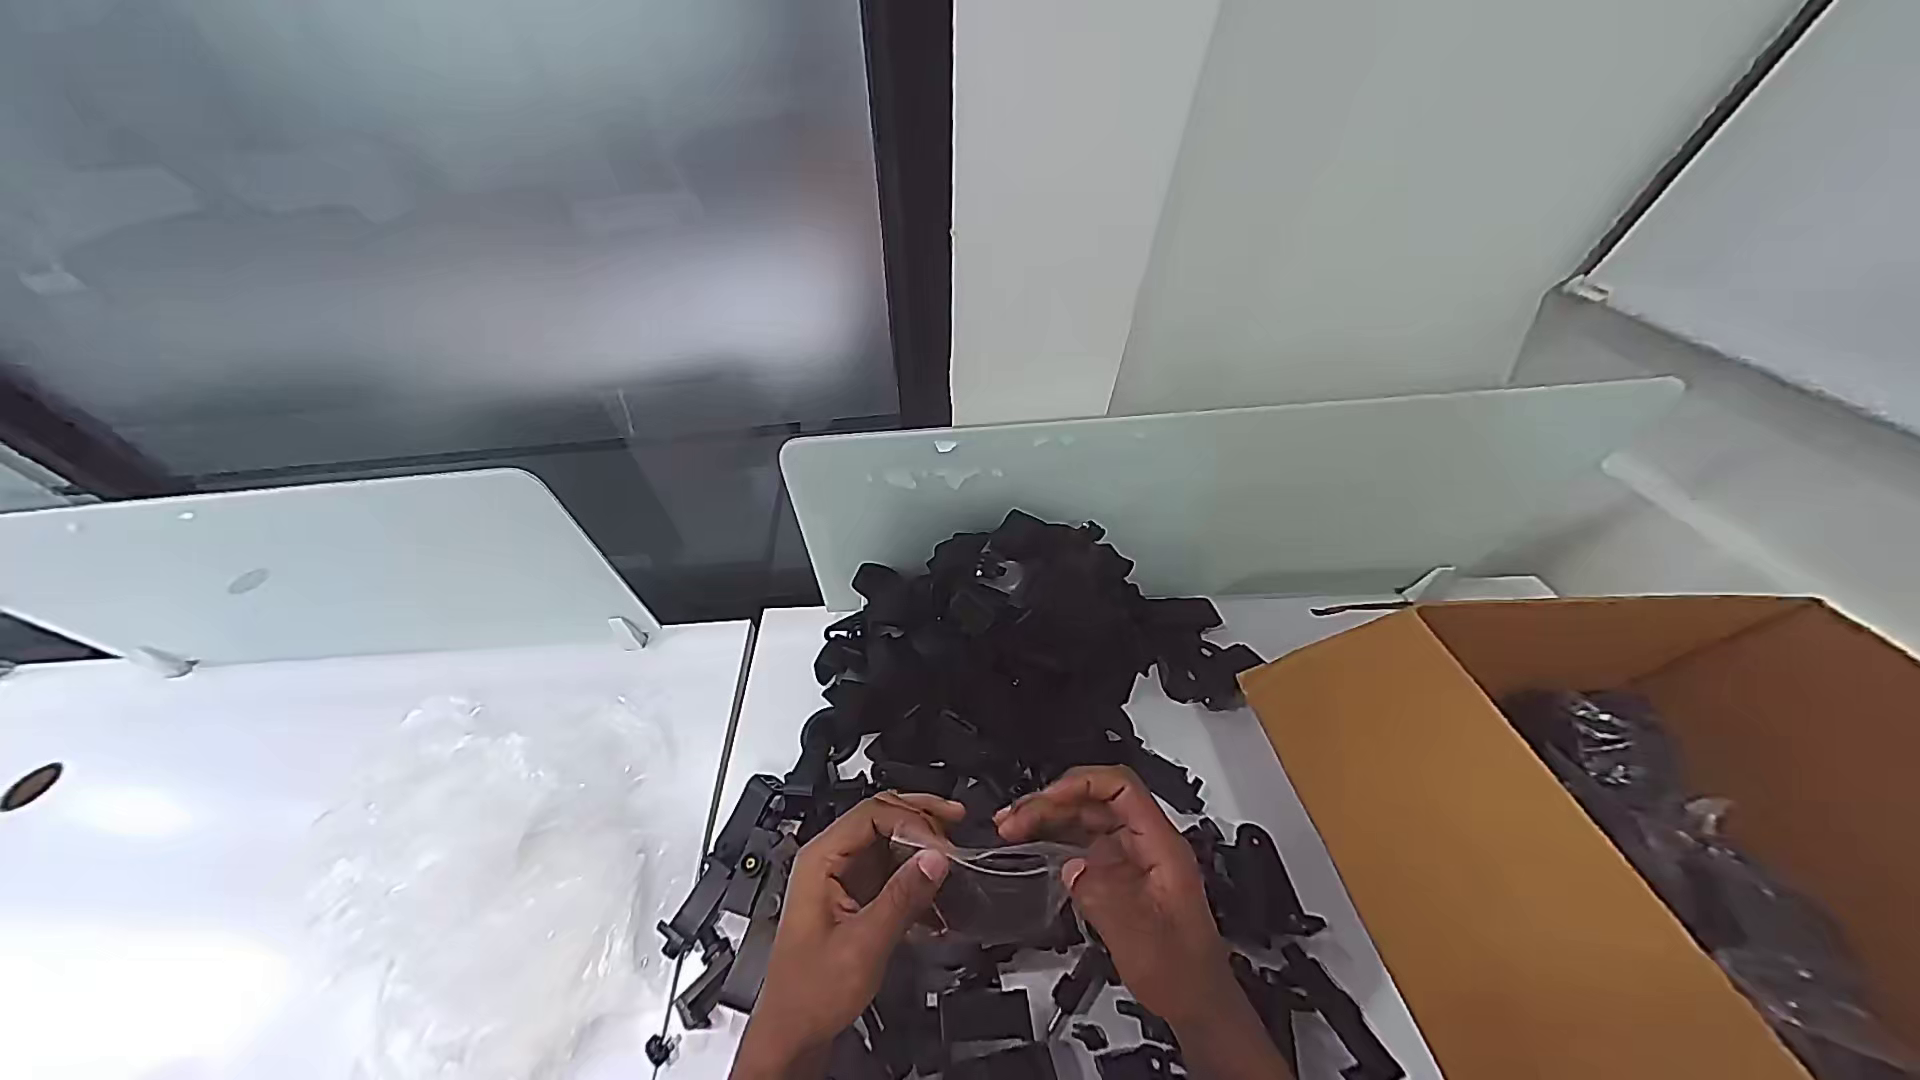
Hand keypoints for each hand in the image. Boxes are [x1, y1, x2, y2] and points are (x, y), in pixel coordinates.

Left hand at [732, 792, 961, 1079]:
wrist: (794, 1035)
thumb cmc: (807, 995)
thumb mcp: (861, 946)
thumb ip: (901, 898)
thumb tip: (935, 858)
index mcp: (820, 859)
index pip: (872, 814)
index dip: (911, 821)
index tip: (941, 845)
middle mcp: (831, 859)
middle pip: (882, 815)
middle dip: (921, 816)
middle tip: (954, 820)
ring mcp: (845, 875)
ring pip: (891, 837)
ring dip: (923, 841)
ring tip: (953, 848)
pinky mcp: (859, 893)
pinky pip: (893, 864)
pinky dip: (918, 868)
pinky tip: (939, 884)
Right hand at [997, 766, 1292, 1078]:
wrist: (1197, 1005)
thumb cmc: (1184, 975)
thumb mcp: (1142, 942)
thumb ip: (1104, 898)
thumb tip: (1071, 868)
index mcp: (1160, 847)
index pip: (1121, 789)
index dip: (1082, 784)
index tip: (1048, 798)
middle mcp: (1144, 843)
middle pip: (1094, 799)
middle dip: (1051, 802)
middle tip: (1015, 818)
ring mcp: (1129, 855)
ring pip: (1083, 816)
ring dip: (1046, 816)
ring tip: (1012, 824)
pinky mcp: (1115, 870)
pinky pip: (1080, 838)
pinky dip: (1051, 835)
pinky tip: (1030, 841)